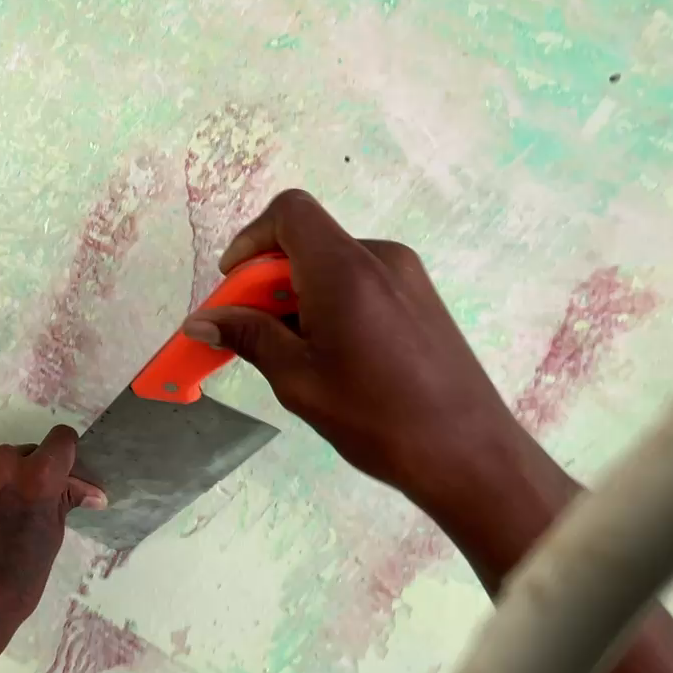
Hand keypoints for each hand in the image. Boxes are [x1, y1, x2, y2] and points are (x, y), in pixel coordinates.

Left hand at [0, 426, 105, 672]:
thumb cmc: (20, 575)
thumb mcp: (53, 534)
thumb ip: (66, 499)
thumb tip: (94, 491)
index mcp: (37, 475)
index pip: (61, 439)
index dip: (63, 456)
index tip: (59, 472)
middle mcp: (0, 461)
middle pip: (22, 452)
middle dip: (26, 472)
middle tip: (22, 506)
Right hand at [182, 189, 524, 511]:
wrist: (474, 459)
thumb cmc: (376, 417)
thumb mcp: (296, 378)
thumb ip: (246, 336)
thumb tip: (199, 322)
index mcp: (345, 270)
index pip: (288, 212)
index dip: (250, 238)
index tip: (236, 284)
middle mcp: (379, 259)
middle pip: (304, 240)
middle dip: (266, 279)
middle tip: (251, 329)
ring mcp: (407, 277)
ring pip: (328, 263)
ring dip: (295, 293)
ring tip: (293, 349)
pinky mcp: (420, 298)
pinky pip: (356, 280)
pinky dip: (326, 301)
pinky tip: (331, 352)